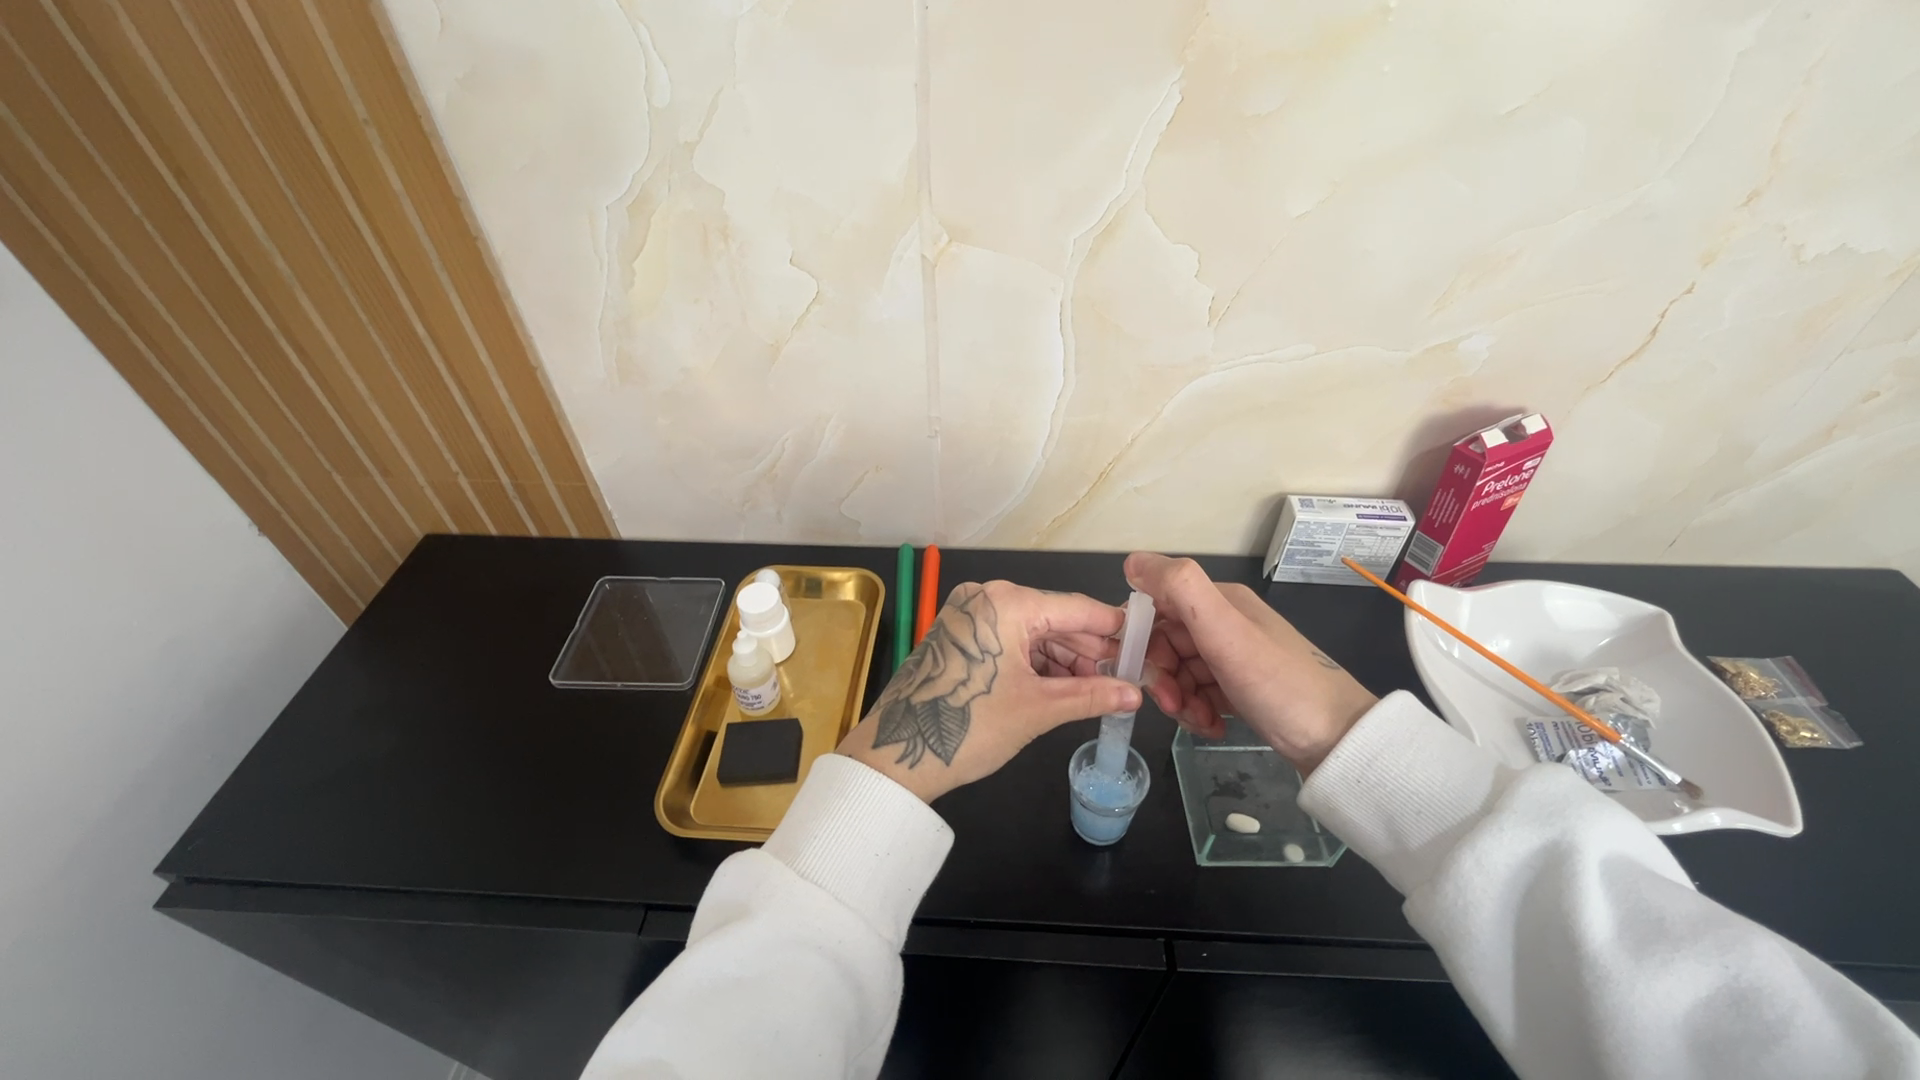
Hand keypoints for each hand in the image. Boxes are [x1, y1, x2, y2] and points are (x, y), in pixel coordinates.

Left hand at [837, 581, 1142, 802]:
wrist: (897, 755)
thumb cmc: (969, 726)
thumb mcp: (1038, 709)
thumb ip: (1091, 695)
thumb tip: (1134, 695)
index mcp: (1007, 602)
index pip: (1077, 608)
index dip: (1114, 629)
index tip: (1146, 645)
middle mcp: (987, 598)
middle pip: (1056, 620)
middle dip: (1091, 651)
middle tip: (1127, 678)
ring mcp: (970, 617)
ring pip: (1034, 633)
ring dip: (1066, 661)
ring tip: (1099, 690)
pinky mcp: (960, 638)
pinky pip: (1011, 643)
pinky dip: (1037, 664)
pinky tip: (1064, 687)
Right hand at [1126, 553, 1377, 774]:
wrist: (1338, 740)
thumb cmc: (1279, 683)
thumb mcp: (1226, 632)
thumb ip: (1180, 589)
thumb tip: (1131, 559)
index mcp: (1218, 601)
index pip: (1155, 608)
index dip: (1140, 639)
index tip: (1144, 671)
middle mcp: (1223, 623)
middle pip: (1164, 645)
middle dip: (1161, 676)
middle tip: (1174, 705)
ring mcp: (1231, 657)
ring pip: (1178, 673)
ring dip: (1178, 699)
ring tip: (1199, 721)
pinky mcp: (1238, 688)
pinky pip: (1198, 693)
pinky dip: (1196, 711)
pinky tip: (1211, 726)